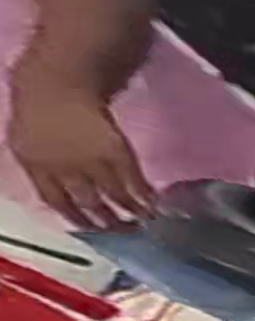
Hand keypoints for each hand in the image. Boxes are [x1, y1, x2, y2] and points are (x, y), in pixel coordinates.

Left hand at [6, 81, 153, 228]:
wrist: (57, 88)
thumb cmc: (42, 117)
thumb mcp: (31, 145)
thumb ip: (49, 172)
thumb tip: (74, 199)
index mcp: (34, 164)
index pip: (57, 201)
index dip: (78, 220)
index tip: (96, 231)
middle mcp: (63, 167)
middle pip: (90, 204)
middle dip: (112, 222)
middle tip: (129, 232)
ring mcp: (93, 163)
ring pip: (117, 198)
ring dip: (135, 213)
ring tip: (149, 221)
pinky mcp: (119, 158)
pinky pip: (137, 185)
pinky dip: (148, 198)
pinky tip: (157, 204)